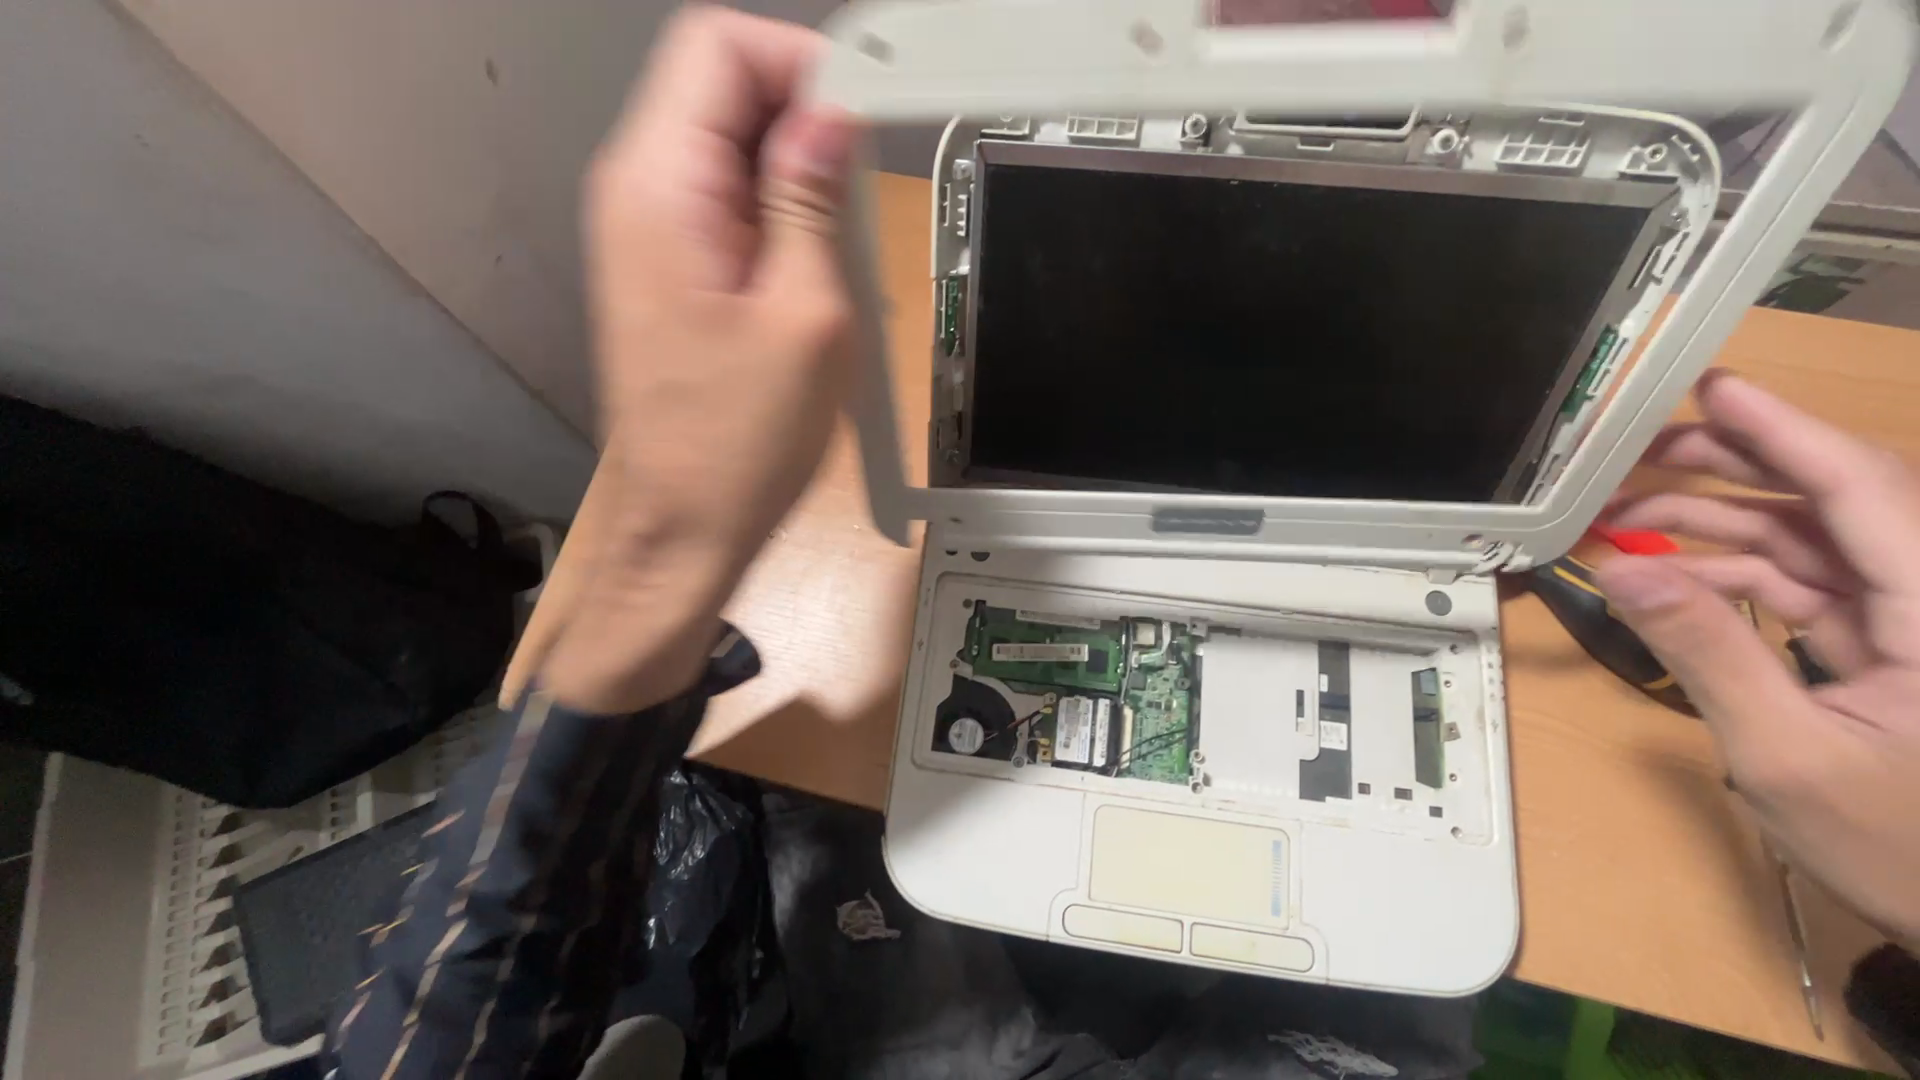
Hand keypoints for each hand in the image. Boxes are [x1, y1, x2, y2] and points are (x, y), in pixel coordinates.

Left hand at [536, 8, 857, 713]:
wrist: (689, 525)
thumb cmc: (744, 441)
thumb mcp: (807, 314)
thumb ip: (813, 199)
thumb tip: (829, 114)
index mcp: (659, 188)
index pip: (719, 47)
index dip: (802, 62)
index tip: (866, 118)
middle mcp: (637, 193)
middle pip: (723, 90)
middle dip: (805, 124)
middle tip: (861, 203)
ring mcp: (649, 233)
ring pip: (733, 150)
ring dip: (800, 181)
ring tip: (840, 257)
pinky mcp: (670, 269)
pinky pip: (730, 206)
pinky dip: (782, 220)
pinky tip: (814, 278)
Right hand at [1597, 372, 1919, 951]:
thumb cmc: (1906, 850)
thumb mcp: (1788, 756)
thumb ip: (1708, 656)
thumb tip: (1623, 573)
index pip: (1867, 495)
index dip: (1789, 434)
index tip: (1719, 389)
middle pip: (1838, 504)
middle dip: (1737, 469)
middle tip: (1641, 451)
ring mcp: (1913, 626)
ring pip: (1811, 544)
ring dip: (1714, 526)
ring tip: (1624, 517)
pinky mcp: (1890, 651)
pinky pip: (1804, 590)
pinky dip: (1729, 578)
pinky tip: (1665, 576)